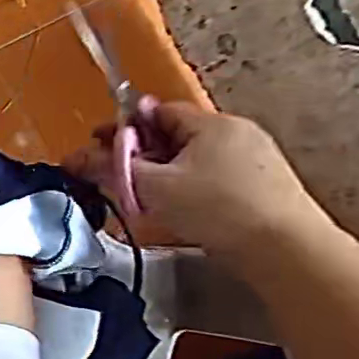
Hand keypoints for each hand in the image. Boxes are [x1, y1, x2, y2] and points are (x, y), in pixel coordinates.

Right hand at [64, 100, 335, 265]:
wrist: (281, 247)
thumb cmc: (214, 208)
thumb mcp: (152, 187)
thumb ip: (113, 168)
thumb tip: (77, 157)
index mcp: (211, 123)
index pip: (158, 112)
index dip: (125, 126)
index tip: (99, 144)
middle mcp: (236, 133)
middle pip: (174, 135)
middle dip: (141, 152)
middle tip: (114, 174)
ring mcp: (253, 159)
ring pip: (192, 158)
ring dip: (162, 171)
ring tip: (142, 196)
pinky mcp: (260, 186)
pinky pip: (210, 177)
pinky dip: (186, 186)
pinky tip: (176, 208)